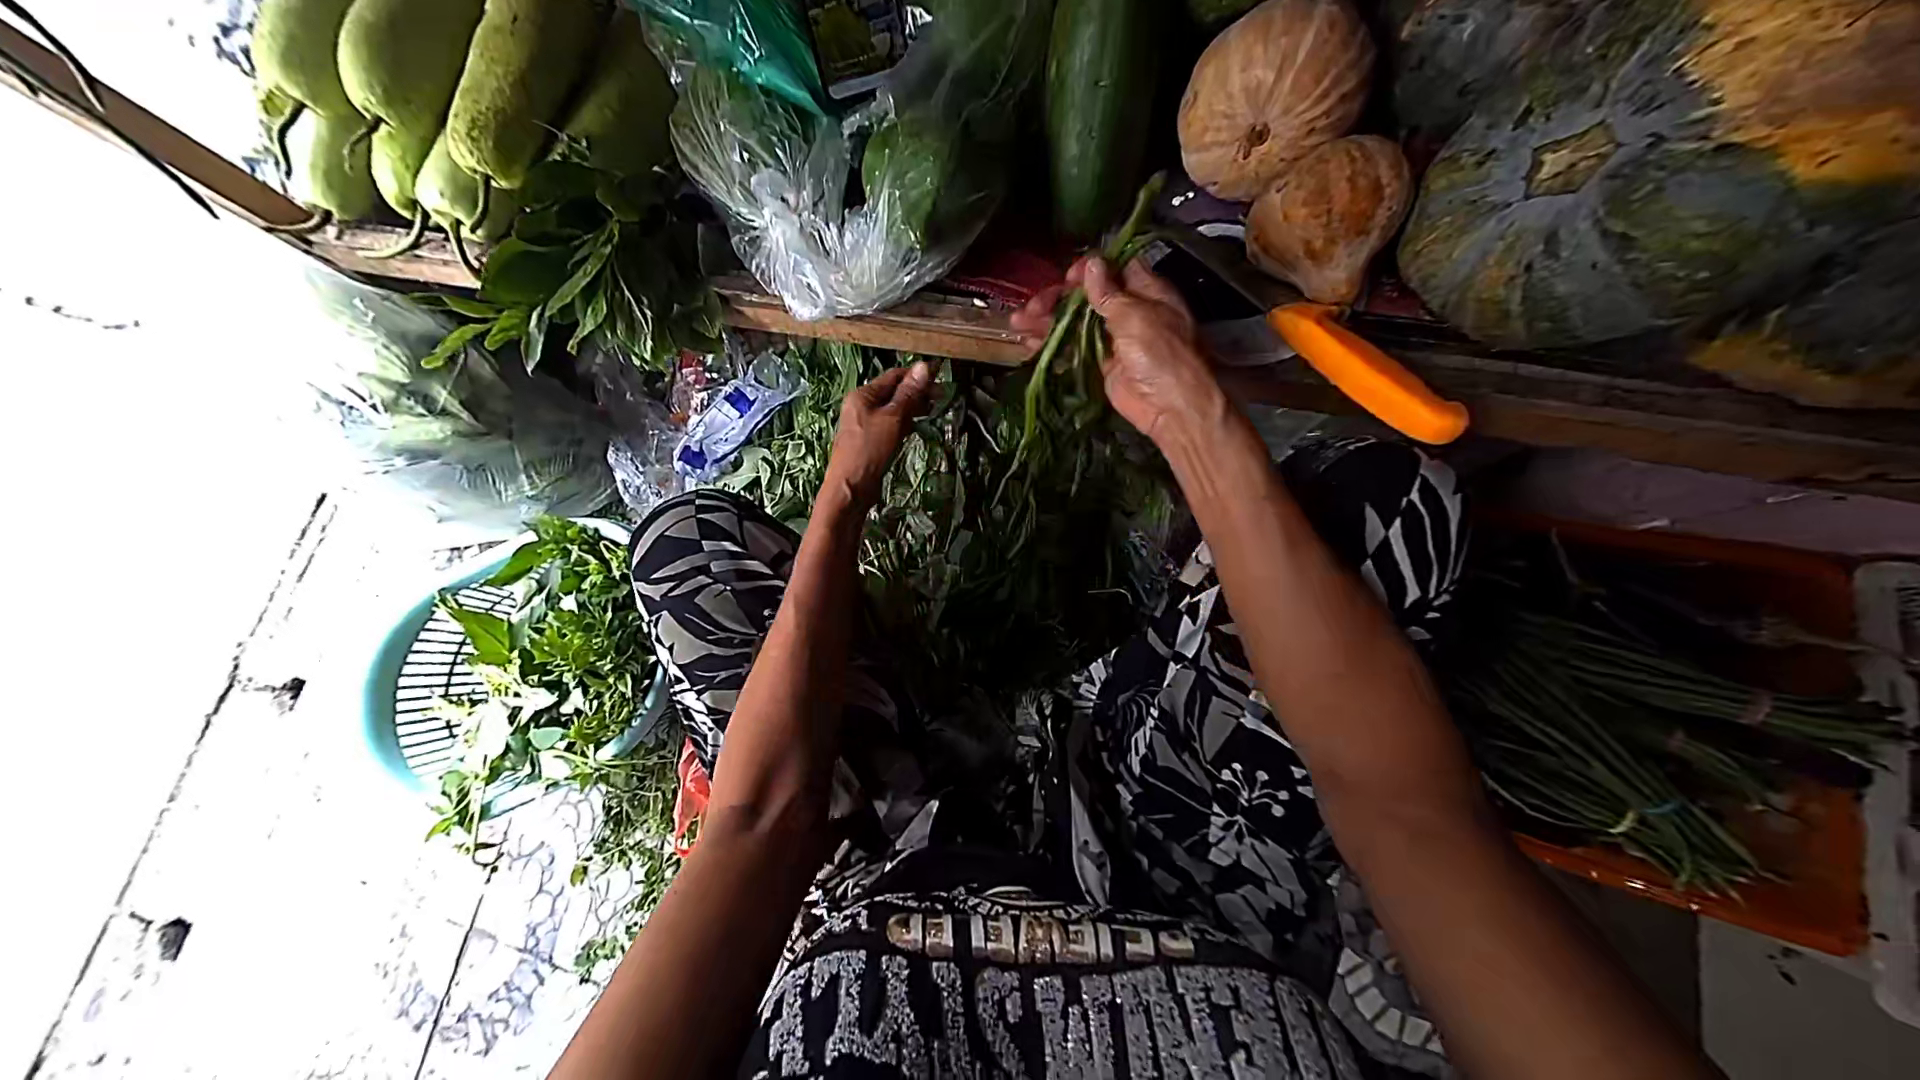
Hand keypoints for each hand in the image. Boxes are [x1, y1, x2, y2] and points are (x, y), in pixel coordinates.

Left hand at [821, 360, 934, 508]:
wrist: (851, 488)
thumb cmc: (869, 450)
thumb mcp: (892, 419)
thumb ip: (908, 394)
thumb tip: (924, 366)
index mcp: (863, 395)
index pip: (894, 376)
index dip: (917, 375)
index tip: (940, 377)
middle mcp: (861, 406)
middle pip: (893, 392)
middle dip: (917, 392)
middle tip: (942, 396)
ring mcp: (864, 424)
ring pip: (893, 409)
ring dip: (912, 408)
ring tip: (934, 409)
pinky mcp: (870, 441)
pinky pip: (890, 425)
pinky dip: (904, 423)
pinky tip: (917, 425)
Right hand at [1010, 256, 1226, 446]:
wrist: (1172, 406)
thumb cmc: (1161, 354)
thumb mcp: (1135, 315)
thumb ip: (1108, 292)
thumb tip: (1091, 264)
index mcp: (1145, 291)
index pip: (1112, 269)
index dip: (1087, 270)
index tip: (1066, 278)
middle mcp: (1128, 312)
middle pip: (1087, 297)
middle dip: (1058, 299)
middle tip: (1034, 307)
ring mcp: (1113, 340)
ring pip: (1075, 323)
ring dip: (1047, 322)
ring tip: (1019, 324)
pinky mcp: (1101, 365)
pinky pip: (1073, 350)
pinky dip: (1052, 346)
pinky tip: (1029, 345)